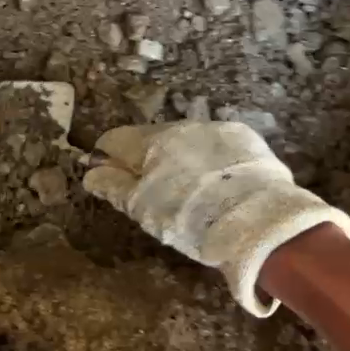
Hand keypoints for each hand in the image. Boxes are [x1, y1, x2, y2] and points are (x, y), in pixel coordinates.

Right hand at [84, 120, 349, 315]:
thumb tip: (89, 170)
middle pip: (151, 140)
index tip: (112, 178)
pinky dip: (211, 162)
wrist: (260, 223)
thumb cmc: (192, 219)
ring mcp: (214, 130)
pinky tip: (220, 187)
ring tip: (192, 194)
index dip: (108, 159)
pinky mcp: (244, 138)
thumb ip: (113, 186)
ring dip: (181, 161)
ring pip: (185, 142)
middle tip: (155, 195)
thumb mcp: (143, 210)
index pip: (115, 140)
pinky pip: (216, 147)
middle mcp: (180, 127)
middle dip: (147, 161)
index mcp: (151, 141)